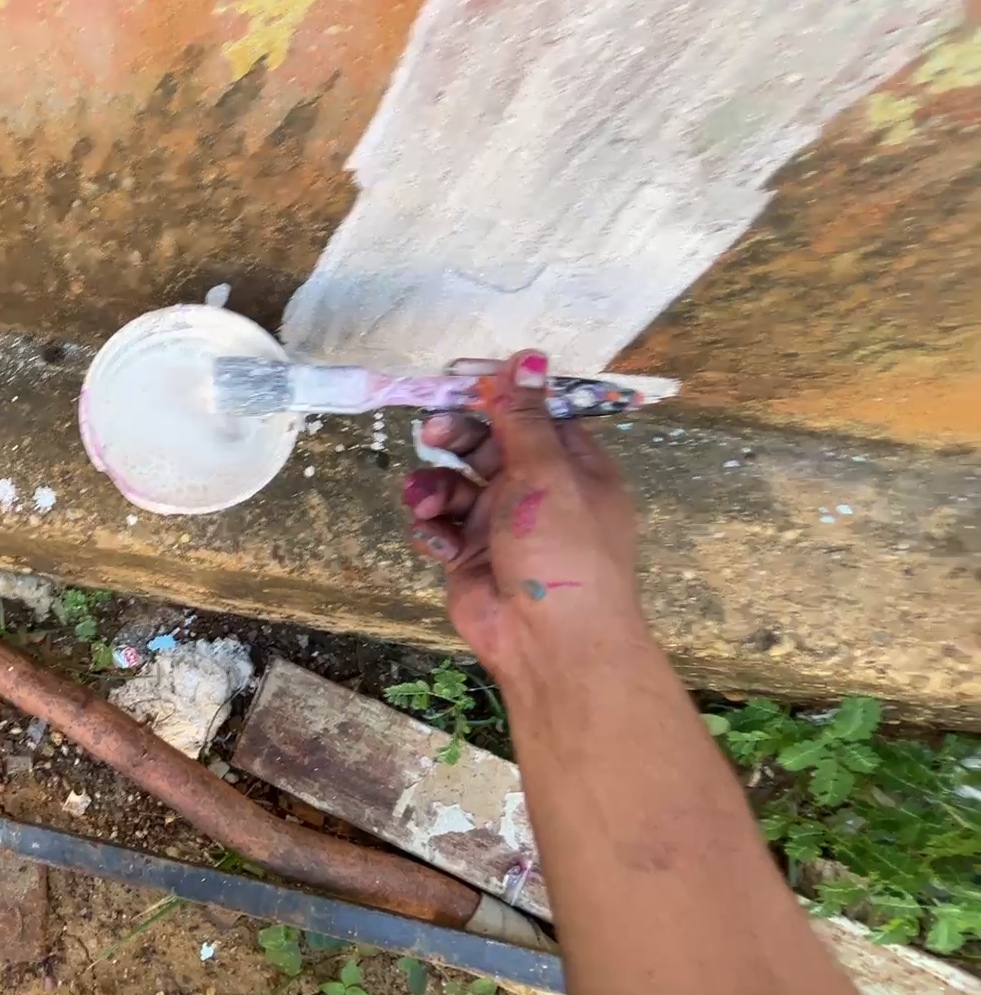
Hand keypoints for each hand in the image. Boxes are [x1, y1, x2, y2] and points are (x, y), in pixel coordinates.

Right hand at [401, 350, 645, 686]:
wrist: (547, 638)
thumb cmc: (560, 547)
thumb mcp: (545, 473)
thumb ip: (524, 418)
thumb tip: (526, 356)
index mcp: (570, 466)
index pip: (532, 415)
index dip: (497, 396)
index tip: (458, 380)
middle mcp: (534, 491)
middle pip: (485, 446)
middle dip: (454, 438)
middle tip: (429, 432)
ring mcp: (497, 524)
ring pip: (452, 486)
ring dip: (433, 489)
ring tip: (424, 503)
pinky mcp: (466, 554)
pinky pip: (439, 527)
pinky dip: (431, 530)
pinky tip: (435, 541)